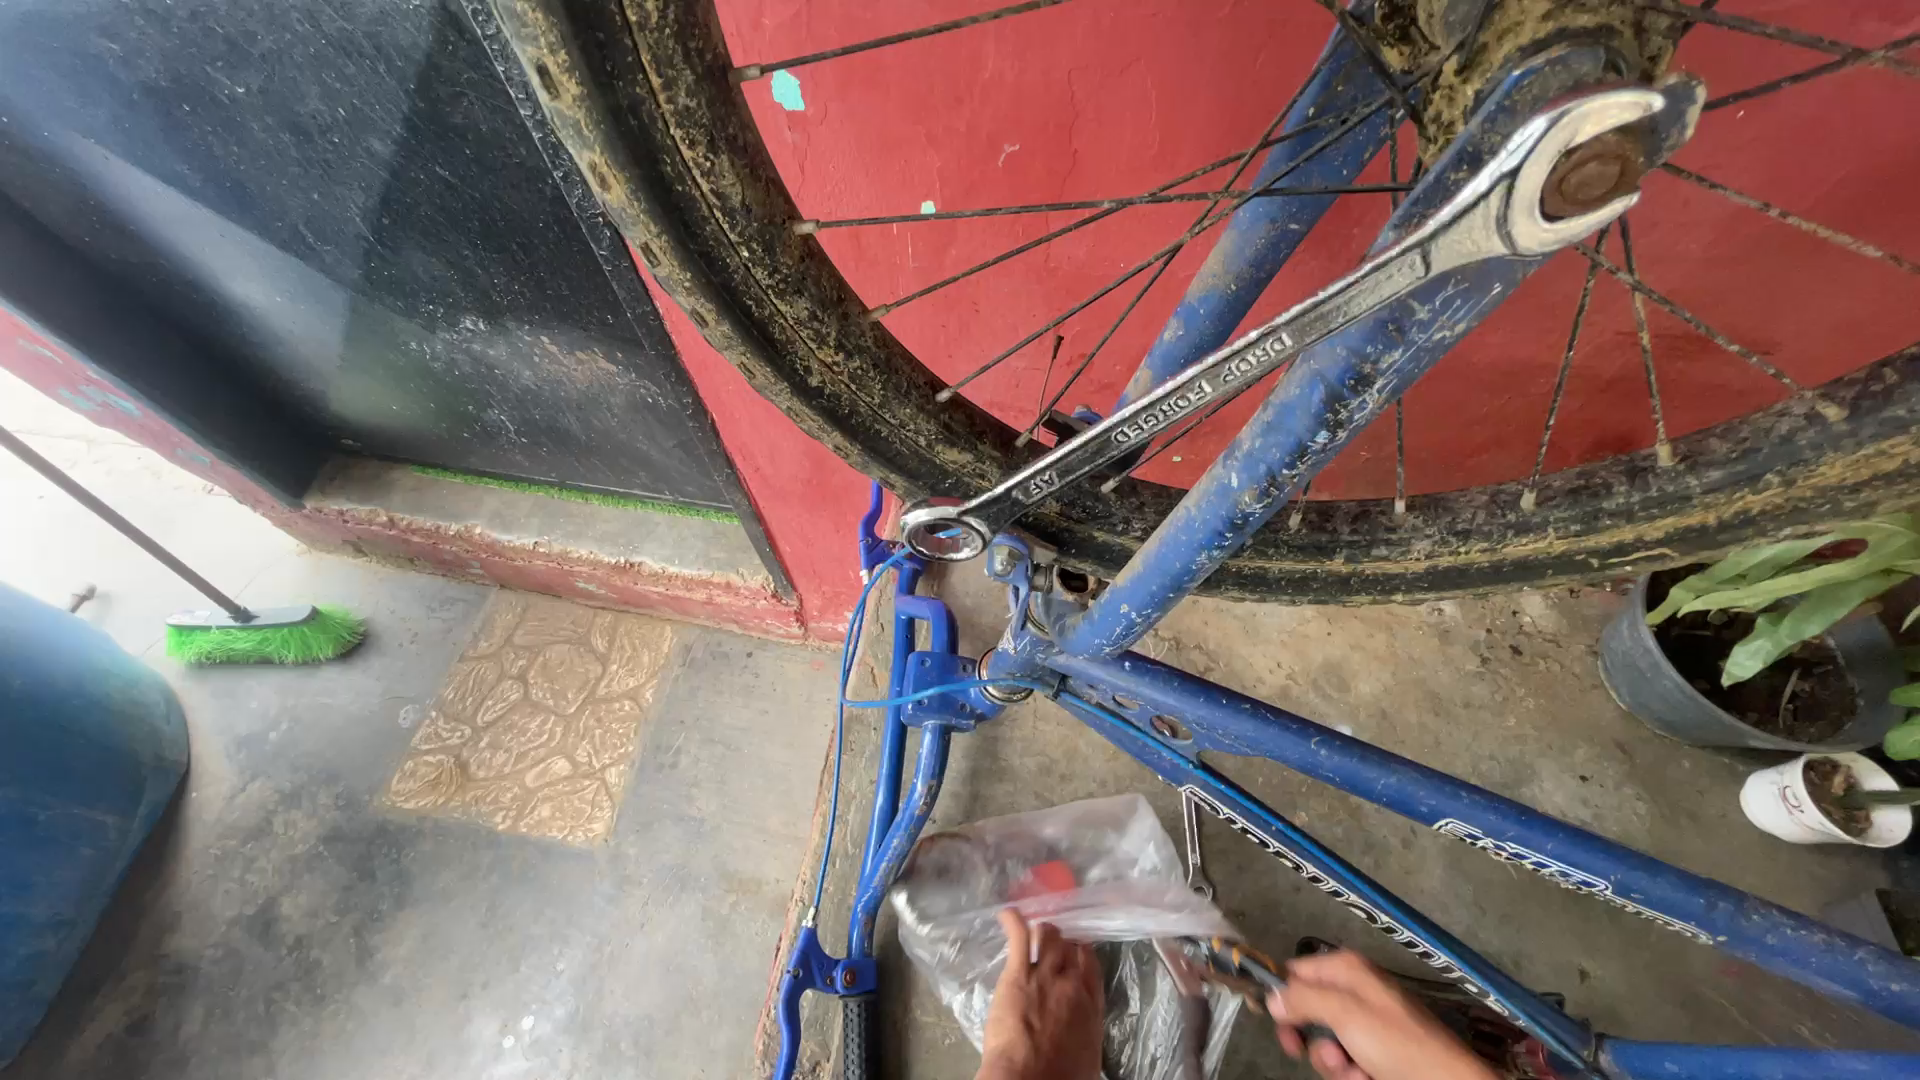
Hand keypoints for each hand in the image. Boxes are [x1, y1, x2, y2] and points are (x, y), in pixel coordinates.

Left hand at [976, 908, 1105, 1079]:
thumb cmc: (1060, 1078)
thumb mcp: (1086, 1056)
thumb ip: (1086, 1029)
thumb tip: (1083, 1028)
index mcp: (1090, 1005)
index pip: (1090, 964)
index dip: (1082, 952)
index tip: (1076, 948)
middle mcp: (1071, 983)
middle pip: (1068, 947)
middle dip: (1060, 941)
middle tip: (1051, 942)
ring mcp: (1044, 974)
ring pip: (1047, 937)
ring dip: (1042, 931)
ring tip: (1034, 930)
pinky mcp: (1018, 973)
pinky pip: (1018, 936)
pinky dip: (1013, 921)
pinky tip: (1007, 913)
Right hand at [1267, 950, 1496, 1079]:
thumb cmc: (1399, 1045)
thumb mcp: (1346, 1014)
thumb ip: (1303, 1000)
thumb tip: (1270, 997)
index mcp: (1346, 970)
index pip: (1295, 971)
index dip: (1280, 995)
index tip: (1270, 1020)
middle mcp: (1353, 992)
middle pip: (1306, 1012)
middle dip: (1312, 1040)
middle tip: (1312, 1053)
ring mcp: (1366, 1027)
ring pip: (1325, 1043)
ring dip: (1334, 1064)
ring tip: (1356, 1075)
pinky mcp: (1377, 1058)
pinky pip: (1347, 1064)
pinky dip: (1352, 1077)